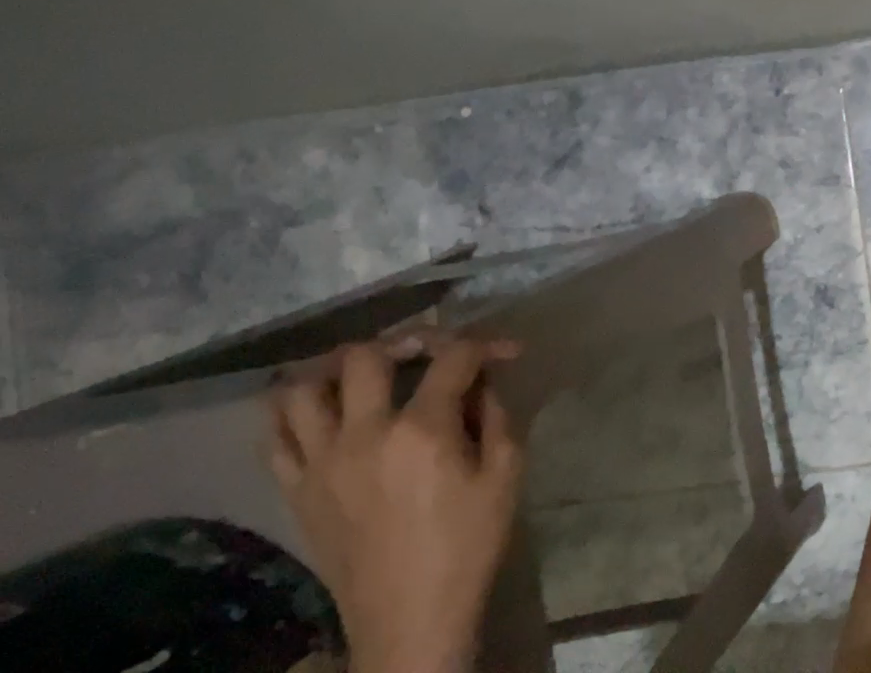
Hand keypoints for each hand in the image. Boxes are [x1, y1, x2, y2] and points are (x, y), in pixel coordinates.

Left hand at [268, 335, 524, 672]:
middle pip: (364, 357)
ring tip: (363, 375)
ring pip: (299, 389)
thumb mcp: (506, 475)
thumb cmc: (469, 544)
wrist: (410, 617)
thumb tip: (482, 383)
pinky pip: (274, 436)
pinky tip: (322, 411)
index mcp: (422, 429)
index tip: (506, 353)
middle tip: (427, 354)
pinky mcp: (296, 490)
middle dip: (404, 342)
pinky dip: (293, 412)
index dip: (484, 345)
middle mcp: (362, 434)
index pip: (452, 358)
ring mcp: (320, 462)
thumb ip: (496, 416)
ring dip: (333, 371)